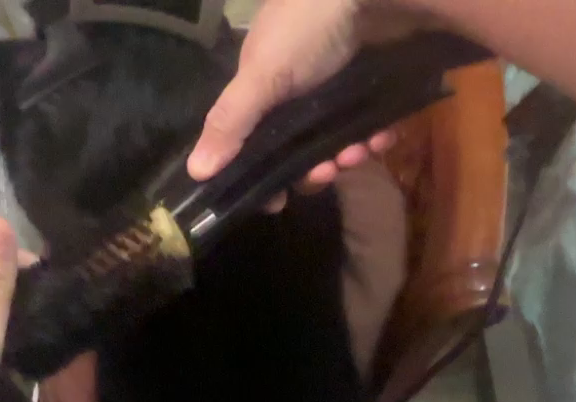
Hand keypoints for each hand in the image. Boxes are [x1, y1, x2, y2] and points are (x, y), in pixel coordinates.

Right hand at [188, 0, 394, 186]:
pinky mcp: (375, 88)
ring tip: (357, 151)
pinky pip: (372, 128)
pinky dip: (376, 138)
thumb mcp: (260, 76)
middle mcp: (297, 93)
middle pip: (300, 154)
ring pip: (337, 145)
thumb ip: (230, 124)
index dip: (264, 178)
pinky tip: (382, 136)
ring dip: (346, 157)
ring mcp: (337, 91)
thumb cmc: (307, 25)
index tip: (277, 201)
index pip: (256, 146)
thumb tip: (194, 173)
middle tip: (327, 172)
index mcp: (264, 90)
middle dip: (313, 171)